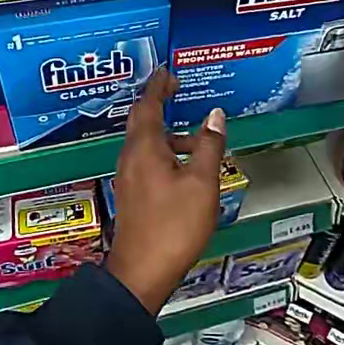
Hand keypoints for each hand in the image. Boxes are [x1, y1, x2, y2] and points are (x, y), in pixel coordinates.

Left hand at [105, 70, 227, 314]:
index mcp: (144, 148)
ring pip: (146, 144)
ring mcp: (128, 178)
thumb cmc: (174, 225)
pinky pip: (147, 162)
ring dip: (168, 134)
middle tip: (177, 92)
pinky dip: (166, 154)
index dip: (158, 86)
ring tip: (199, 141)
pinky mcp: (132, 195)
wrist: (142, 273)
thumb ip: (209, 145)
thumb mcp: (202, 183)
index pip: (148, 105)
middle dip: (159, 104)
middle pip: (142, 121)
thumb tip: (215, 115)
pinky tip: (187, 171)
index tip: (167, 71)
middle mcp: (131, 158)